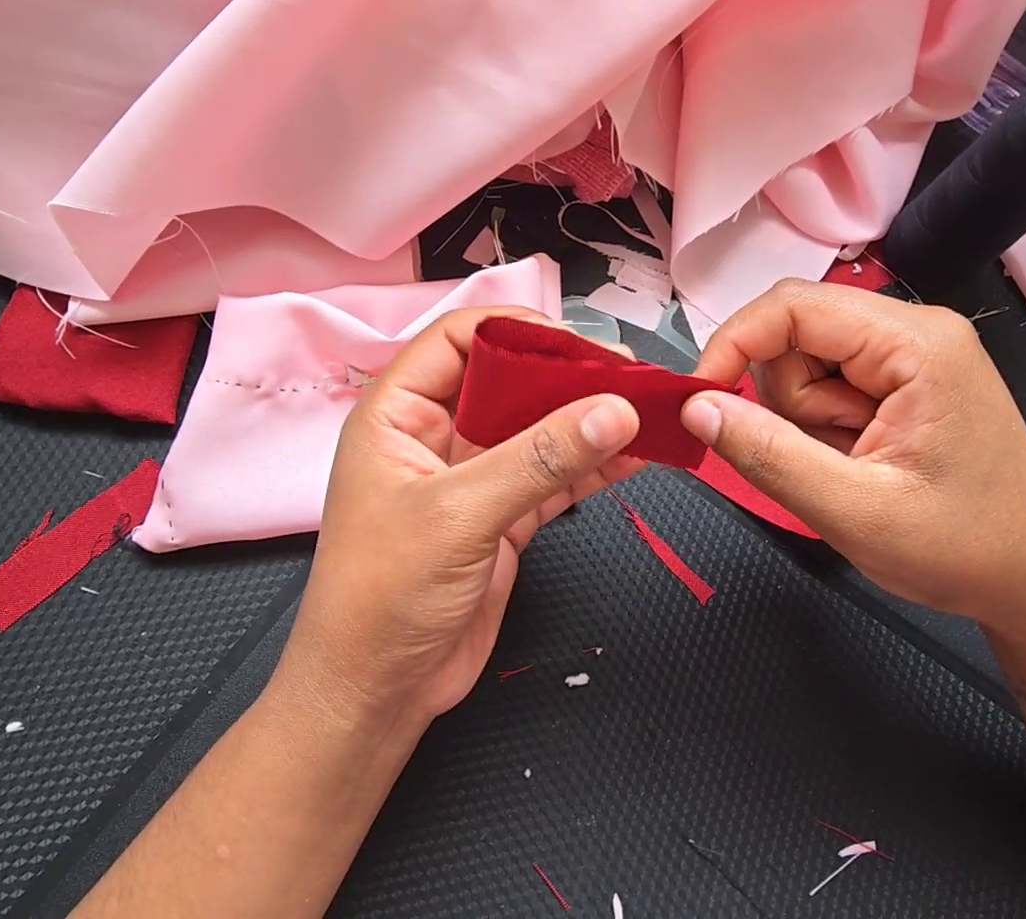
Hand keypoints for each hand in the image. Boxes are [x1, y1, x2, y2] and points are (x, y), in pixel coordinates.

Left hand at [282, 309, 643, 730]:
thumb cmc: (385, 596)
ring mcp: (472, 477)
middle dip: (568, 377)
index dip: (519, 332)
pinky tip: (636, 457)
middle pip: (509, 381)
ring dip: (589, 422)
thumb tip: (616, 409)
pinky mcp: (502, 517)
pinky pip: (554, 477)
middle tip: (632, 378)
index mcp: (398, 413)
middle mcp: (435, 435)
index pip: (459, 339)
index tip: (581, 346)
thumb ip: (540, 459)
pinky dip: (593, 467)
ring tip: (649, 412)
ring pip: (538, 430)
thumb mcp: (460, 515)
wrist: (377, 693)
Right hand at [682, 280, 1025, 628]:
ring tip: (850, 466)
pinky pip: (827, 387)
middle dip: (785, 401)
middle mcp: (915, 332)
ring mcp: (910, 356)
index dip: (734, 344)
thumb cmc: (962, 550)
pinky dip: (821, 428)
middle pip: (796, 334)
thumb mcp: (853, 510)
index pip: (793, 306)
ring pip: (804, 364)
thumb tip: (696, 408)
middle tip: (822, 459)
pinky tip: (858, 462)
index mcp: (917, 344)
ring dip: (803, 420)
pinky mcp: (902, 382)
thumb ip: (768, 455)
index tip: (700, 401)